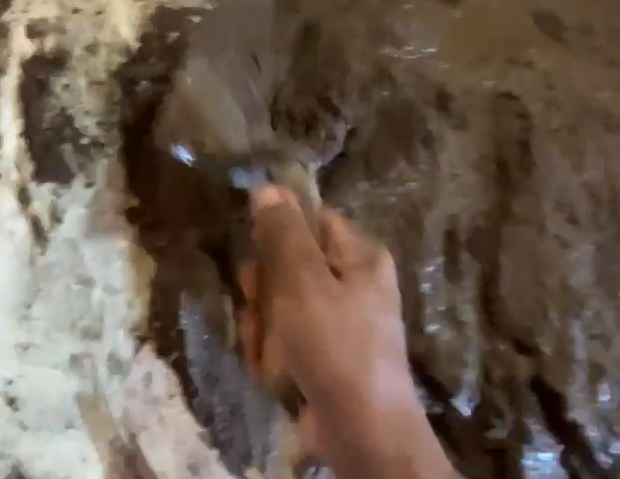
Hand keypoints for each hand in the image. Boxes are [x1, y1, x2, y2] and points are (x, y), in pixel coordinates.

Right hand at [238, 186, 451, 478]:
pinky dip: (272, 353)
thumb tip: (266, 187)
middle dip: (263, 288)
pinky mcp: (325, 358)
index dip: (279, 231)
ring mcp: (339, 325)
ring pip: (279, 304)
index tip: (257, 251)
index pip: (310, 219)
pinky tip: (271, 371)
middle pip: (289, 263)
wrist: (362, 434)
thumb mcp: (303, 279)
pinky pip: (285, 340)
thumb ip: (282, 231)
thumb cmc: (335, 344)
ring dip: (261, 324)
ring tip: (264, 346)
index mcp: (360, 256)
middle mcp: (354, 284)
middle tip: (257, 304)